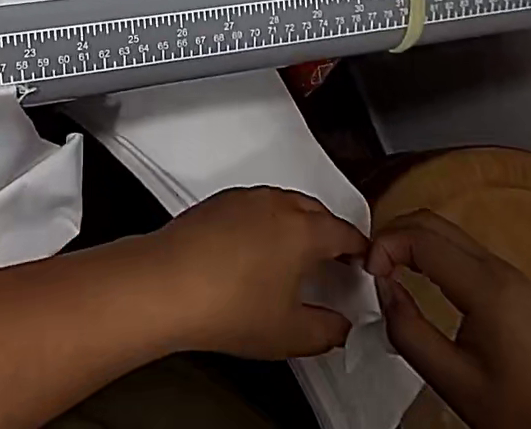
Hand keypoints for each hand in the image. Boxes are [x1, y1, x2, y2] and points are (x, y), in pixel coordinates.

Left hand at [138, 186, 368, 360]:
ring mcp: (243, 198)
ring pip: (283, 202)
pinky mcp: (218, 201)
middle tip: (335, 258)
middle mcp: (274, 204)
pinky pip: (254, 204)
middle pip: (315, 210)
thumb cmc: (226, 304)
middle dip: (330, 231)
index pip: (343, 232)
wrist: (168, 284)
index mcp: (301, 229)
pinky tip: (258, 248)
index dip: (358, 249)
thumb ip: (327, 330)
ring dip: (297, 222)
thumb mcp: (290, 333)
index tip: (362, 262)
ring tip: (296, 254)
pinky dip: (266, 219)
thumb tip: (338, 326)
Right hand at [367, 210, 530, 428]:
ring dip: (412, 240)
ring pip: (449, 232)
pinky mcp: (519, 291)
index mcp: (488, 288)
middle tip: (371, 262)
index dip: (383, 245)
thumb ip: (408, 331)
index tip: (368, 271)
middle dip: (393, 233)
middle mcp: (503, 272)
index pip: (419, 237)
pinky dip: (433, 251)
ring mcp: (515, 279)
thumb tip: (383, 290)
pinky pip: (465, 252)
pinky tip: (420, 276)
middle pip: (433, 222)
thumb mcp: (455, 383)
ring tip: (389, 269)